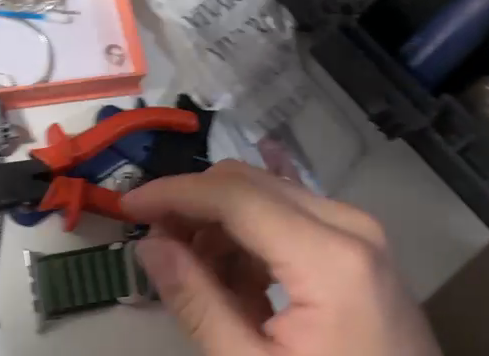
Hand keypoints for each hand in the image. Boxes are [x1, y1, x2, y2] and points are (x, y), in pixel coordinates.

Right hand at [125, 161, 440, 355]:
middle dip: (194, 208)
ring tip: (199, 281)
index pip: (232, 194)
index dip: (172, 193)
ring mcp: (360, 235)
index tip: (126, 207)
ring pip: (267, 196)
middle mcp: (349, 225)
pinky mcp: (362, 250)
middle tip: (155, 246)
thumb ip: (198, 304)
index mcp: (329, 257)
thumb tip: (148, 245)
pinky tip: (240, 290)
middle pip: (249, 184)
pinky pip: (292, 219)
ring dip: (222, 227)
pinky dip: (253, 243)